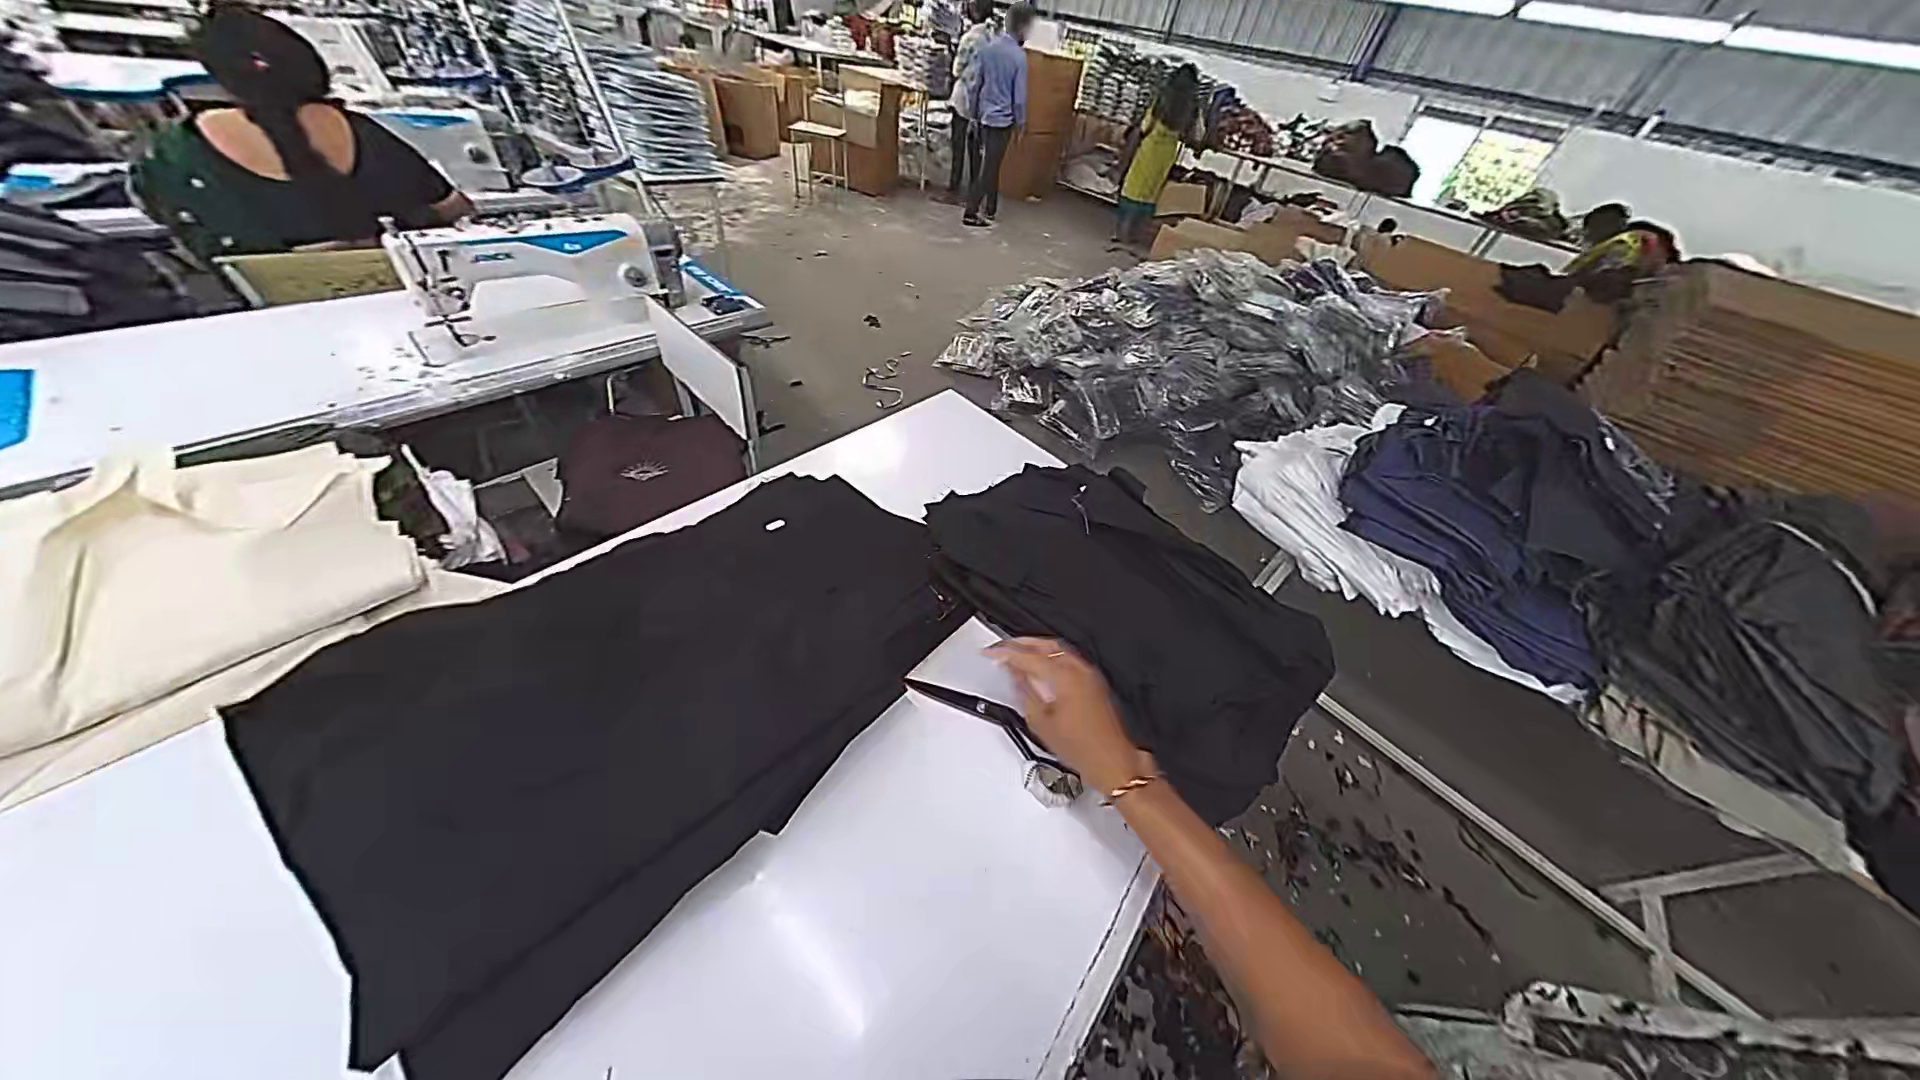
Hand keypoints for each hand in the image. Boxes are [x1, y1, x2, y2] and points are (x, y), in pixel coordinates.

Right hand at [986, 638, 1153, 793]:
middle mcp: (1079, 670)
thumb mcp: (1041, 723)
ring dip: (1035, 647)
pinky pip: (1068, 657)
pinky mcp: (1094, 680)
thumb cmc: (1083, 748)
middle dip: (1019, 643)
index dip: (1005, 652)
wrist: (1111, 760)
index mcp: (1064, 677)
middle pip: (1044, 645)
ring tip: (1017, 654)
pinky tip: (1040, 664)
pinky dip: (1050, 655)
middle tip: (1002, 648)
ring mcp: (1089, 674)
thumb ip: (1025, 692)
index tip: (991, 651)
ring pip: (1057, 648)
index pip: (1028, 656)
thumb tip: (1016, 676)